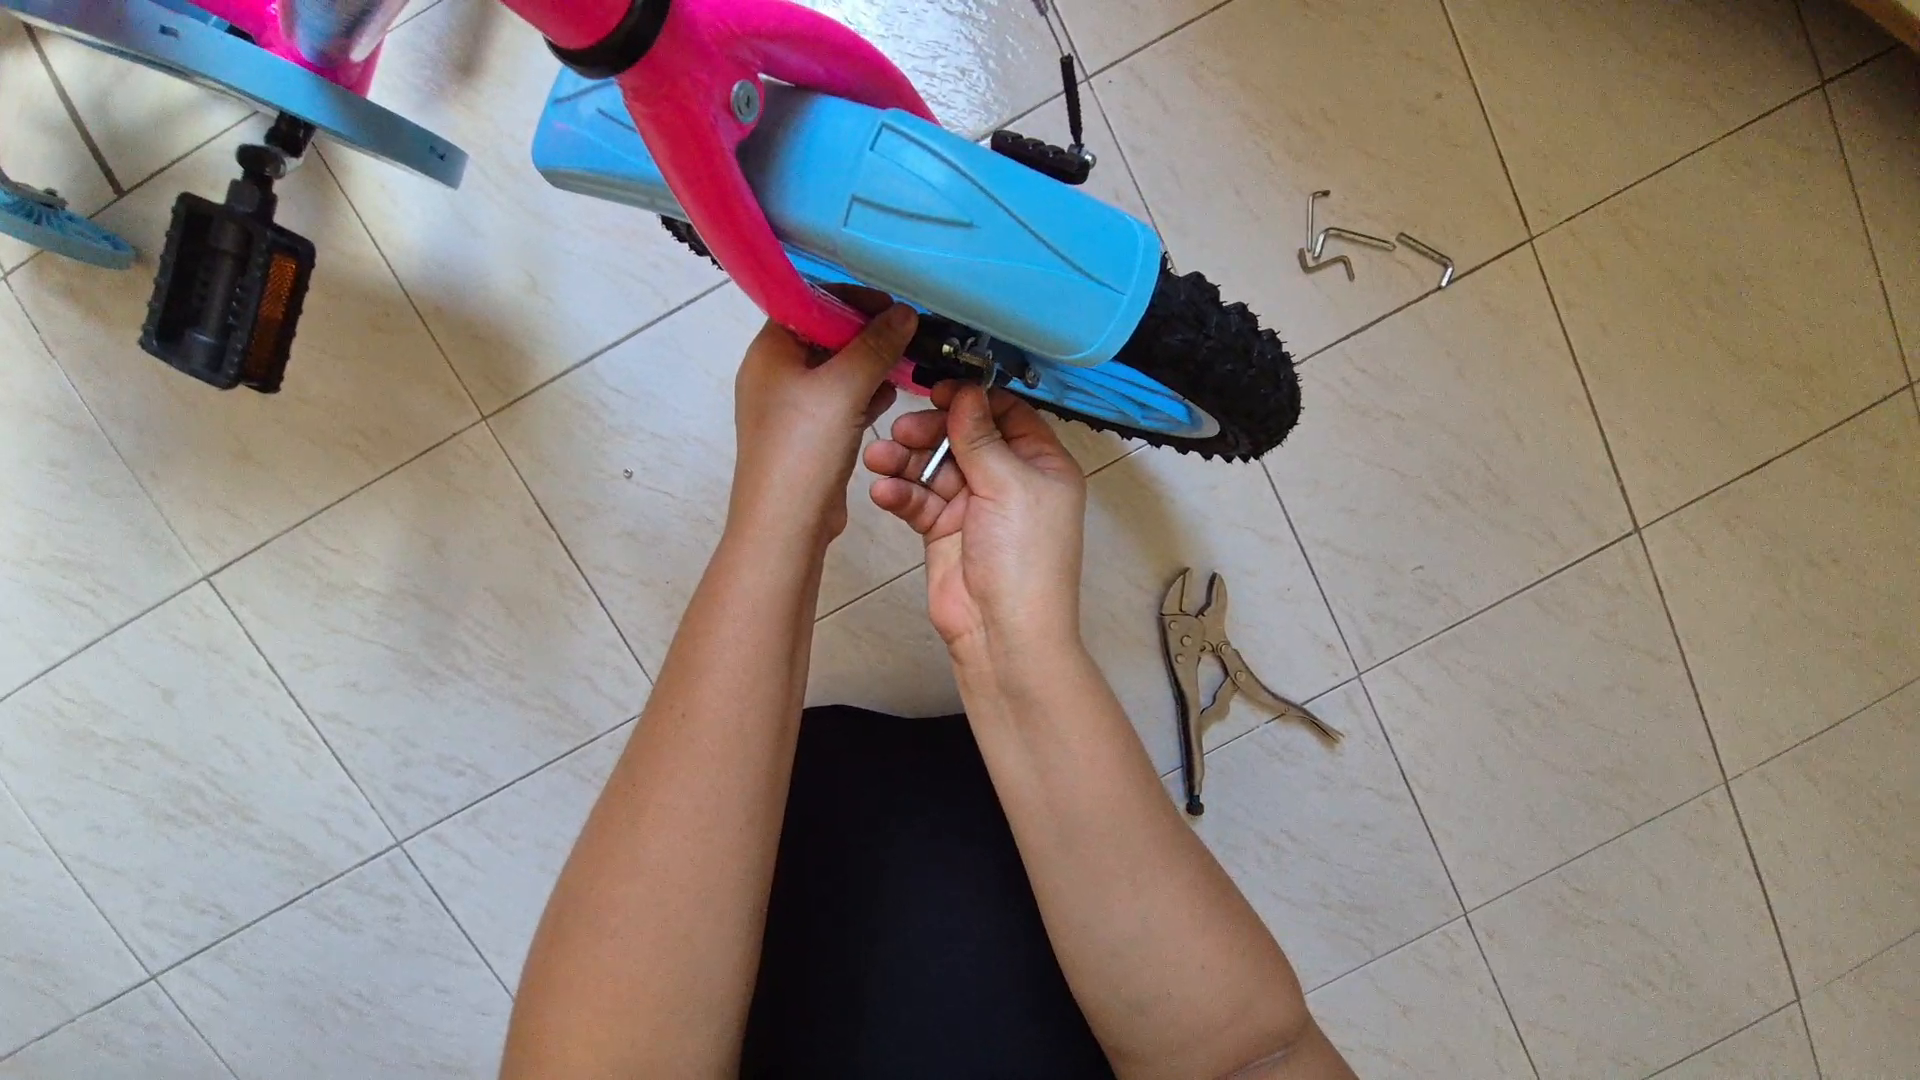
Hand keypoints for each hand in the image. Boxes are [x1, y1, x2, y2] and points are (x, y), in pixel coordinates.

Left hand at [730, 289, 915, 546]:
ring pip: (836, 372)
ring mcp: (791, 407)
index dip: (851, 299)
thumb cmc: (804, 447)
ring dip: (869, 366)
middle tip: (907, 335)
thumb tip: (906, 313)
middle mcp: (775, 374)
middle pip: (825, 336)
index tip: (892, 305)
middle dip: (867, 334)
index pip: (809, 302)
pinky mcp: (809, 435)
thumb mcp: (842, 388)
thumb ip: (876, 345)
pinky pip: (840, 402)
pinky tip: (890, 398)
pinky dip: (864, 396)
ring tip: (905, 365)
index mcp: (769, 351)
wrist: (786, 523)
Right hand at [864, 384, 1087, 663]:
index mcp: (1041, 464)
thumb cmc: (1025, 560)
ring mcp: (975, 506)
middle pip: (963, 437)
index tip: (938, 390)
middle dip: (930, 432)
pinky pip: (919, 500)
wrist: (1003, 631)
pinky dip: (901, 493)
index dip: (972, 400)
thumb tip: (966, 393)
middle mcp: (1009, 481)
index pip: (1007, 414)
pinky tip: (885, 492)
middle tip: (902, 429)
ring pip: (934, 467)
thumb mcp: (1009, 485)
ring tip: (878, 458)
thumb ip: (981, 437)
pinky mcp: (945, 530)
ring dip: (905, 460)